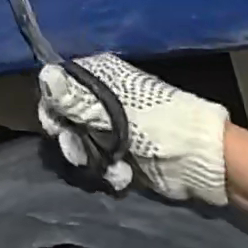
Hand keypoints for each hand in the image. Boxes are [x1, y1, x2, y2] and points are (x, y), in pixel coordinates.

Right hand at [37, 53, 229, 204]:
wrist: (203, 162)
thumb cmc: (158, 126)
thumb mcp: (112, 110)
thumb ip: (73, 97)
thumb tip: (44, 73)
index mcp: (100, 77)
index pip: (58, 86)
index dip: (52, 108)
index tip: (56, 126)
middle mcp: (101, 98)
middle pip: (64, 116)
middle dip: (69, 138)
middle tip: (78, 151)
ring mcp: (111, 125)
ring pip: (77, 140)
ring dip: (87, 156)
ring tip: (105, 166)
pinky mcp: (119, 151)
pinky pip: (96, 158)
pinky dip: (106, 169)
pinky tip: (121, 174)